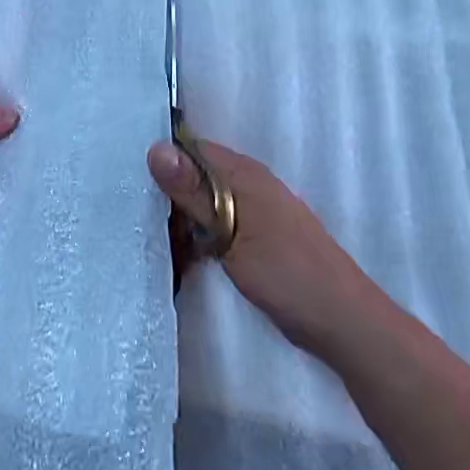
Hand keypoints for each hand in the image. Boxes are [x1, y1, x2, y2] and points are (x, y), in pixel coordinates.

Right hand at [149, 139, 382, 353]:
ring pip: (203, 202)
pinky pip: (216, 224)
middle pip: (195, 175)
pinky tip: (180, 257)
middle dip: (167, 194)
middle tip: (133, 218)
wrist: (341, 321)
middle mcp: (248, 183)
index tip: (129, 183)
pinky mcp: (255, 236)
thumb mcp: (230, 234)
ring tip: (150, 240)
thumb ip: (194, 193)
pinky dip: (197, 237)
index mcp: (243, 173)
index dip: (160, 163)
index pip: (189, 149)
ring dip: (181, 219)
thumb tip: (155, 148)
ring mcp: (253, 210)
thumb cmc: (286, 273)